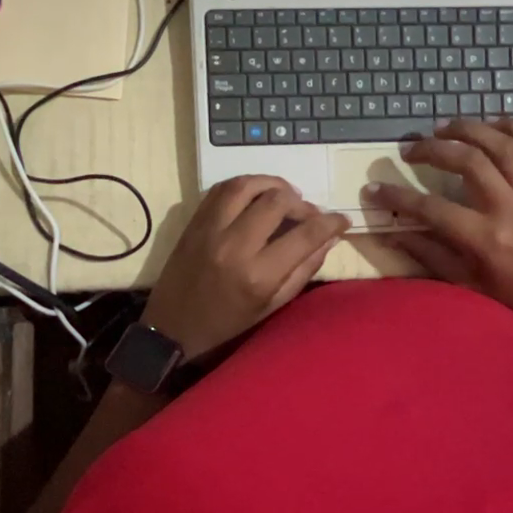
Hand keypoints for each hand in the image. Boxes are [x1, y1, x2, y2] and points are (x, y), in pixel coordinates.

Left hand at [142, 175, 349, 359]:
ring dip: (273, 184)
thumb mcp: (272, 306)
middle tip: (309, 212)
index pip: (305, 235)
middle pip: (277, 201)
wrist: (171, 328)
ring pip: (247, 185)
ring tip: (285, 195)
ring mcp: (210, 229)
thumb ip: (303, 270)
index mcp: (258, 275)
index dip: (330, 222)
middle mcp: (234, 245)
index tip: (342, 220)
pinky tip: (256, 195)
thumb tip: (330, 238)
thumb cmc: (226, 325)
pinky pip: (222, 188)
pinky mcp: (194, 221)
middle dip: (302, 202)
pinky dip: (245, 185)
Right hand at [369, 120, 512, 362]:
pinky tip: (491, 124)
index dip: (398, 197)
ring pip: (501, 144)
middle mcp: (508, 207)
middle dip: (433, 149)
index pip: (432, 209)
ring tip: (443, 127)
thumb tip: (391, 234)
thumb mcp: (468, 284)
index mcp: (485, 238)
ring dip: (469, 128)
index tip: (373, 189)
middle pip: (468, 161)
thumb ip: (430, 254)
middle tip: (409, 149)